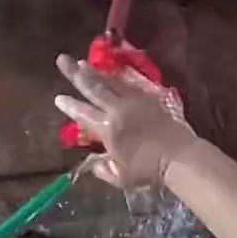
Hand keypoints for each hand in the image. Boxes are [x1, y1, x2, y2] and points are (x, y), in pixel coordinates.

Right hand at [54, 53, 198, 187]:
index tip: (58, 97)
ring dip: (94, 72)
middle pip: (93, 88)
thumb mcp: (121, 177)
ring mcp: (133, 101)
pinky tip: (108, 73)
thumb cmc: (148, 169)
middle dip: (75, 74)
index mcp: (108, 129)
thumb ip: (104, 170)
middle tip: (62, 59)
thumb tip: (95, 163)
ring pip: (109, 82)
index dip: (69, 105)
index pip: (83, 113)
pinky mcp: (147, 98)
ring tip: (81, 63)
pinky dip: (115, 78)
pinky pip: (127, 84)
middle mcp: (117, 110)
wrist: (178, 156)